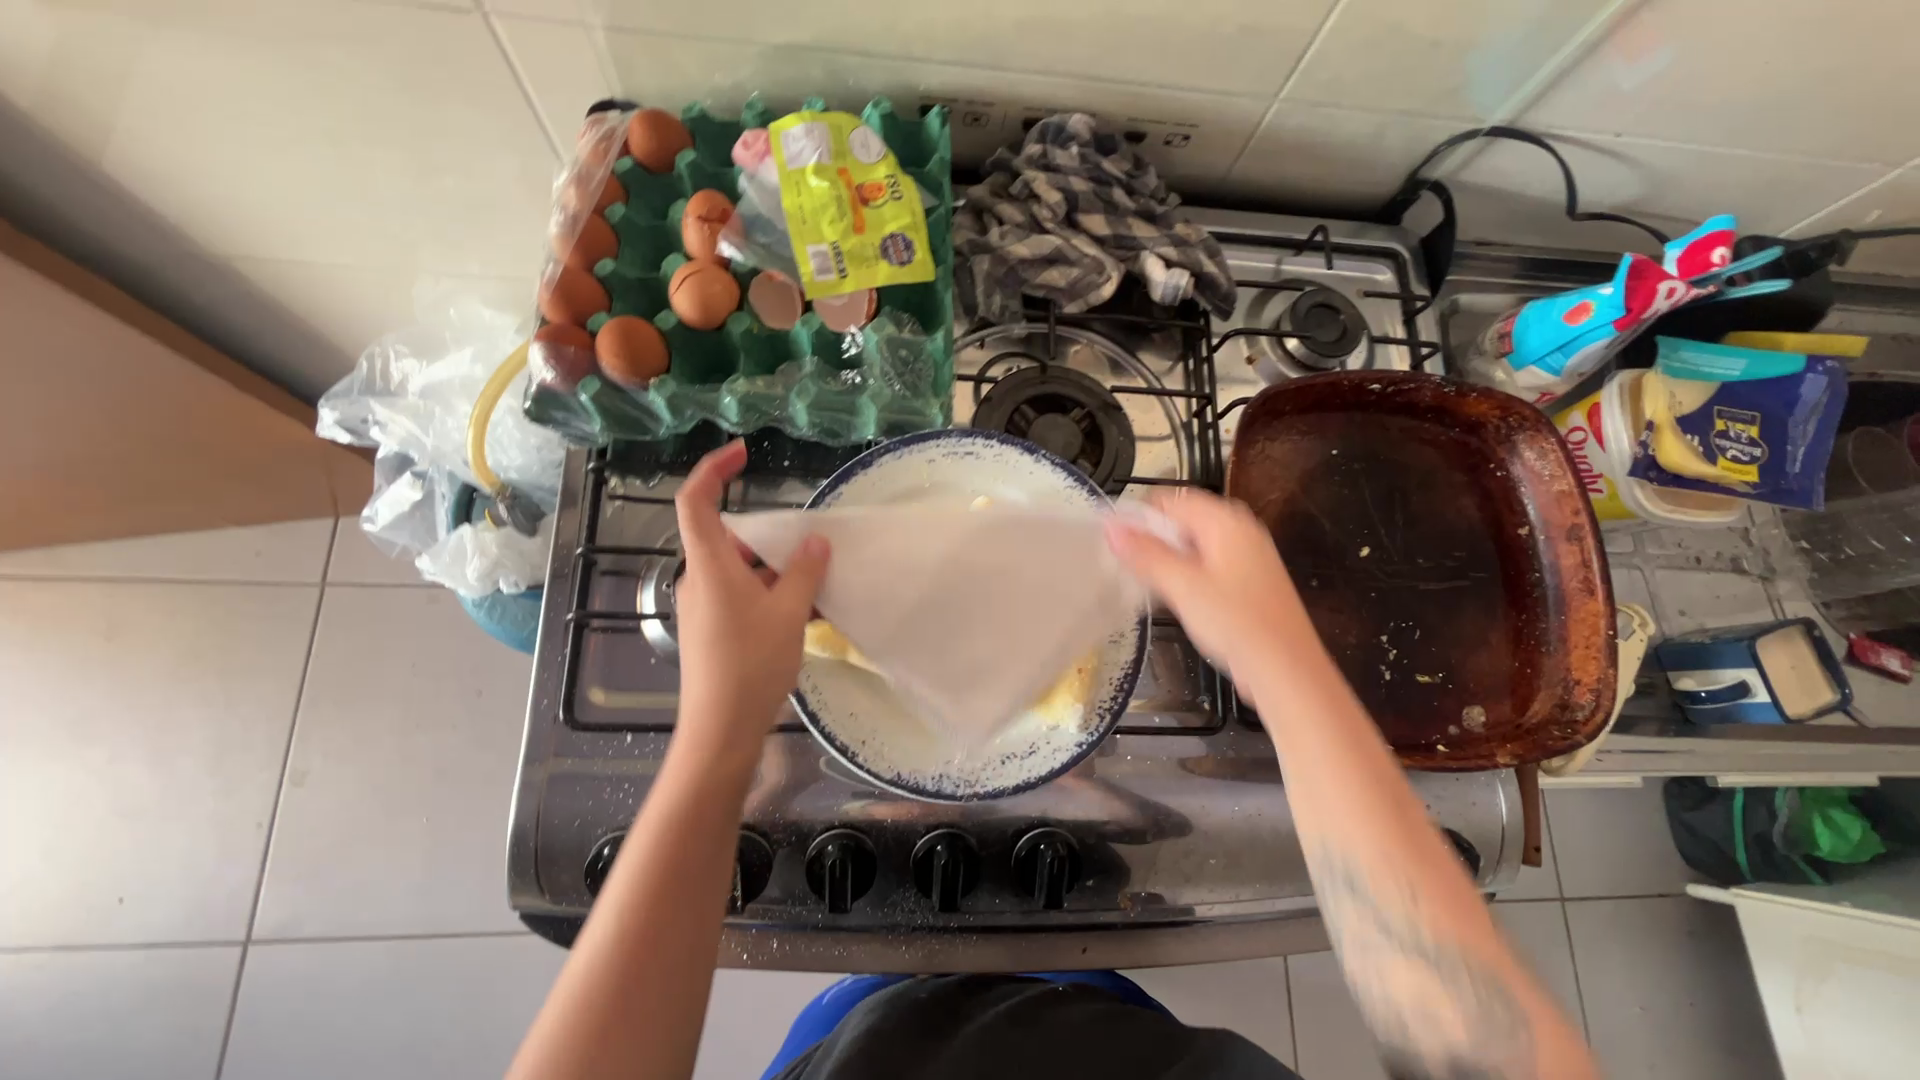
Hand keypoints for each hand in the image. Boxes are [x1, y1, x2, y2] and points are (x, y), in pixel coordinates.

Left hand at [672, 440, 829, 746]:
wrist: (721, 729)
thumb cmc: (751, 664)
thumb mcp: (788, 613)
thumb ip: (804, 571)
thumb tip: (816, 543)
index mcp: (710, 565)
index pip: (696, 501)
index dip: (714, 469)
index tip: (742, 453)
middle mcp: (699, 580)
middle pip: (729, 539)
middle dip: (770, 537)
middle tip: (809, 543)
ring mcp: (703, 608)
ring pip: (741, 572)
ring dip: (776, 572)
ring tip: (818, 584)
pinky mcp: (711, 631)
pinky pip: (742, 598)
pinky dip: (771, 597)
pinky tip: (806, 614)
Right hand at [1107, 489, 1320, 686]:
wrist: (1287, 670)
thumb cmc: (1236, 624)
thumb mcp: (1182, 586)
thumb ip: (1145, 553)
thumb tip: (1111, 525)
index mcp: (1226, 521)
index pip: (1170, 500)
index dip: (1138, 516)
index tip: (1113, 542)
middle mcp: (1240, 531)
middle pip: (1183, 520)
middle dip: (1152, 539)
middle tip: (1126, 566)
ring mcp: (1248, 557)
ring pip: (1194, 545)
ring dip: (1168, 560)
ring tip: (1145, 584)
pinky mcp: (1249, 582)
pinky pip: (1208, 565)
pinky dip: (1187, 575)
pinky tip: (1176, 599)